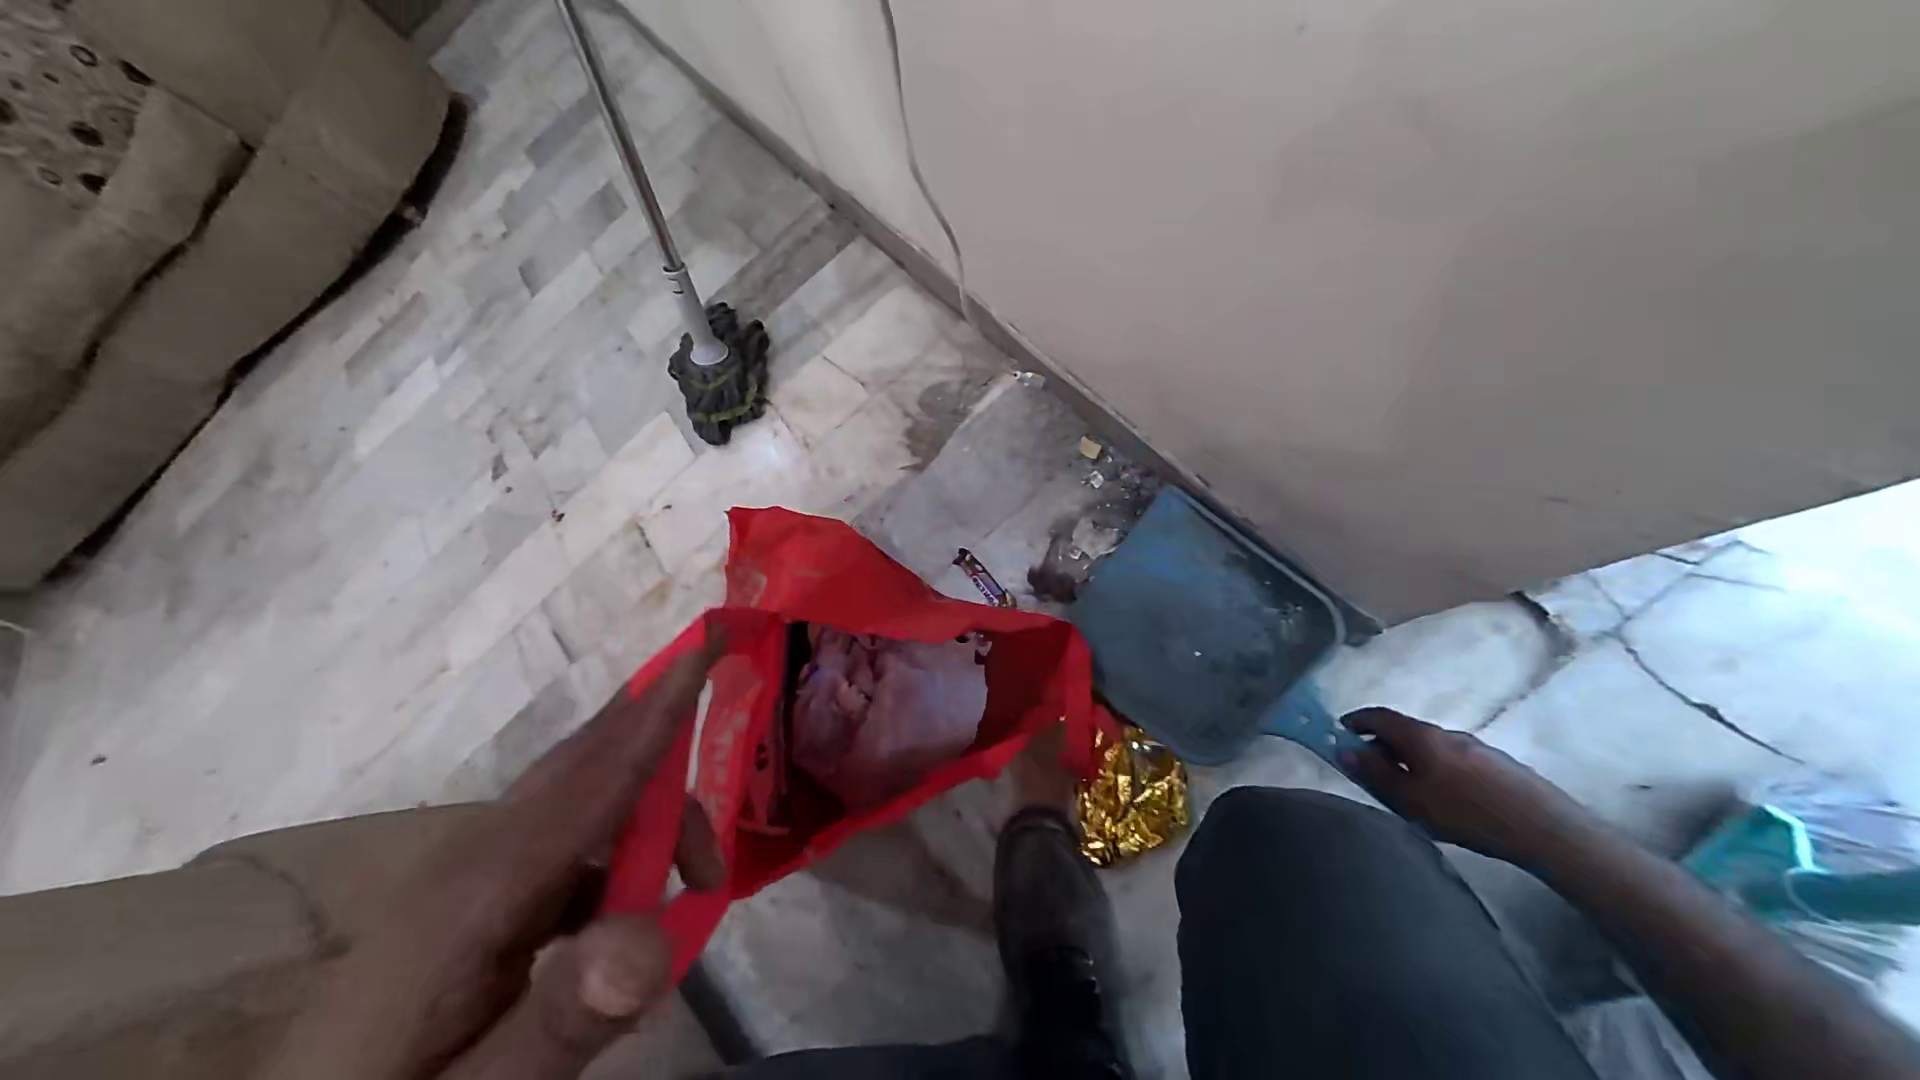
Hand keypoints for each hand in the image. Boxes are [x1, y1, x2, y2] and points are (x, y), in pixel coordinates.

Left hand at [263, 642, 725, 1079]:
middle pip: (591, 771)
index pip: (590, 784)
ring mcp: (472, 871)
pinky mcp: (478, 893)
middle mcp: (471, 858)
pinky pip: (573, 845)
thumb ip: (561, 1021)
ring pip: (589, 806)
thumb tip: (655, 937)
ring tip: (695, 889)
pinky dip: (622, 863)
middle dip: (667, 758)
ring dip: (653, 830)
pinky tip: (632, 918)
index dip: (657, 717)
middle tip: (719, 796)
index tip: (704, 648)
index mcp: (469, 894)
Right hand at [1340, 707, 1601, 867]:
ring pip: (1431, 746)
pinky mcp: (1499, 765)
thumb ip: (1375, 773)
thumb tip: (1345, 750)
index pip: (1378, 716)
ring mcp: (1476, 747)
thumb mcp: (1410, 798)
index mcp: (1420, 736)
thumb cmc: (1465, 812)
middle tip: (1372, 768)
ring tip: (1410, 788)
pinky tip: (1448, 797)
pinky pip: (1455, 759)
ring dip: (1412, 758)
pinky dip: (1438, 768)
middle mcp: (1446, 733)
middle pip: (1405, 730)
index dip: (1356, 720)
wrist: (1545, 829)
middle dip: (1383, 744)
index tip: (1341, 731)